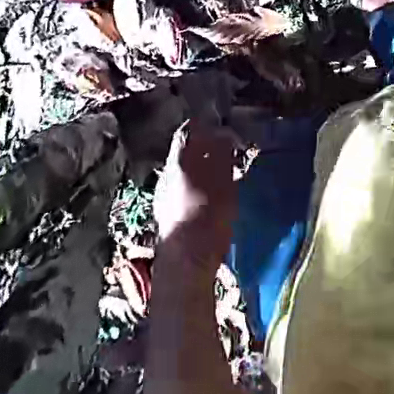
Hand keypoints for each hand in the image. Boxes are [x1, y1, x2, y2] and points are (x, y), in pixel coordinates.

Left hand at [153, 119, 237, 269]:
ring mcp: (163, 195)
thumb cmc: (207, 221)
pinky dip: (199, 185)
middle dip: (206, 148)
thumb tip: (224, 135)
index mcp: (177, 162)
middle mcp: (166, 174)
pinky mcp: (167, 215)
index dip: (207, 127)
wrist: (184, 266)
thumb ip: (222, 155)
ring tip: (226, 174)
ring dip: (203, 167)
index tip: (227, 131)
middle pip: (185, 150)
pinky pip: (183, 188)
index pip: (189, 131)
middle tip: (230, 152)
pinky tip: (213, 196)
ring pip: (184, 170)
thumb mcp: (223, 183)